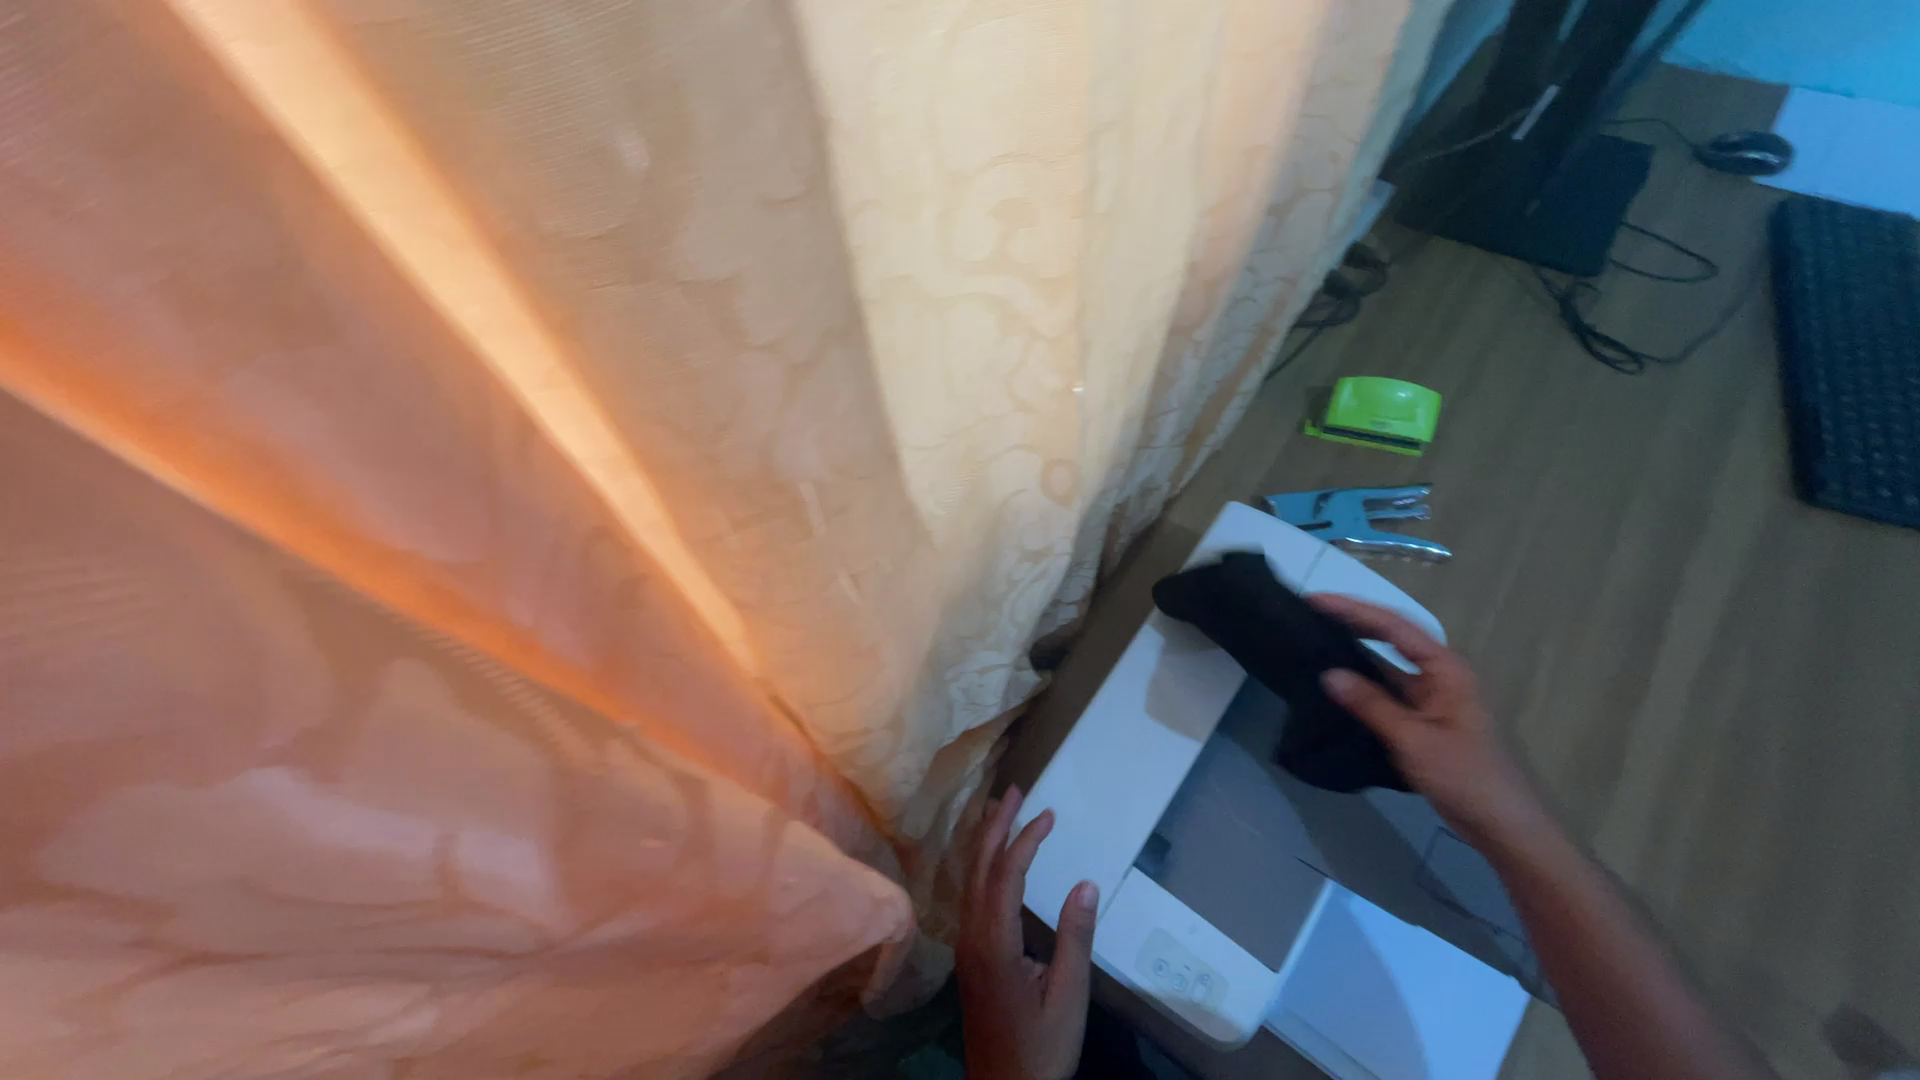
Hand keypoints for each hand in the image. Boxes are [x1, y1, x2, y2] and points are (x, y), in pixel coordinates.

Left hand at [957, 785, 1098, 1079]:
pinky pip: (970, 892)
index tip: (1048, 813)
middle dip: (996, 825)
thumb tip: (1086, 883)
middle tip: (1014, 790)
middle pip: (979, 866)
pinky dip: (982, 864)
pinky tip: (993, 858)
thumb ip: (1074, 938)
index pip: (1007, 874)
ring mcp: (966, 942)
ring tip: (1001, 809)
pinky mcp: (969, 952)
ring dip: (985, 840)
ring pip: (970, 877)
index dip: (1026, 839)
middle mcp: (973, 934)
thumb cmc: (1041, 1046)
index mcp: (996, 941)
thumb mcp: (1068, 996)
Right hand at [1309, 594, 1549, 848]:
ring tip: (1315, 638)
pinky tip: (1335, 682)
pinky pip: (1385, 689)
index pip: (1395, 627)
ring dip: (1354, 650)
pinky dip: (1360, 681)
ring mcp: (1430, 698)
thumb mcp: (1414, 739)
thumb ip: (1371, 705)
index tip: (1316, 600)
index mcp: (1446, 670)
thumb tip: (1328, 674)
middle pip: (1391, 637)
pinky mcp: (1421, 719)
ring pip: (1386, 663)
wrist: (1502, 825)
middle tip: (1310, 611)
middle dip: (1352, 621)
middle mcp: (1439, 675)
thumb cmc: (1465, 777)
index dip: (1354, 610)